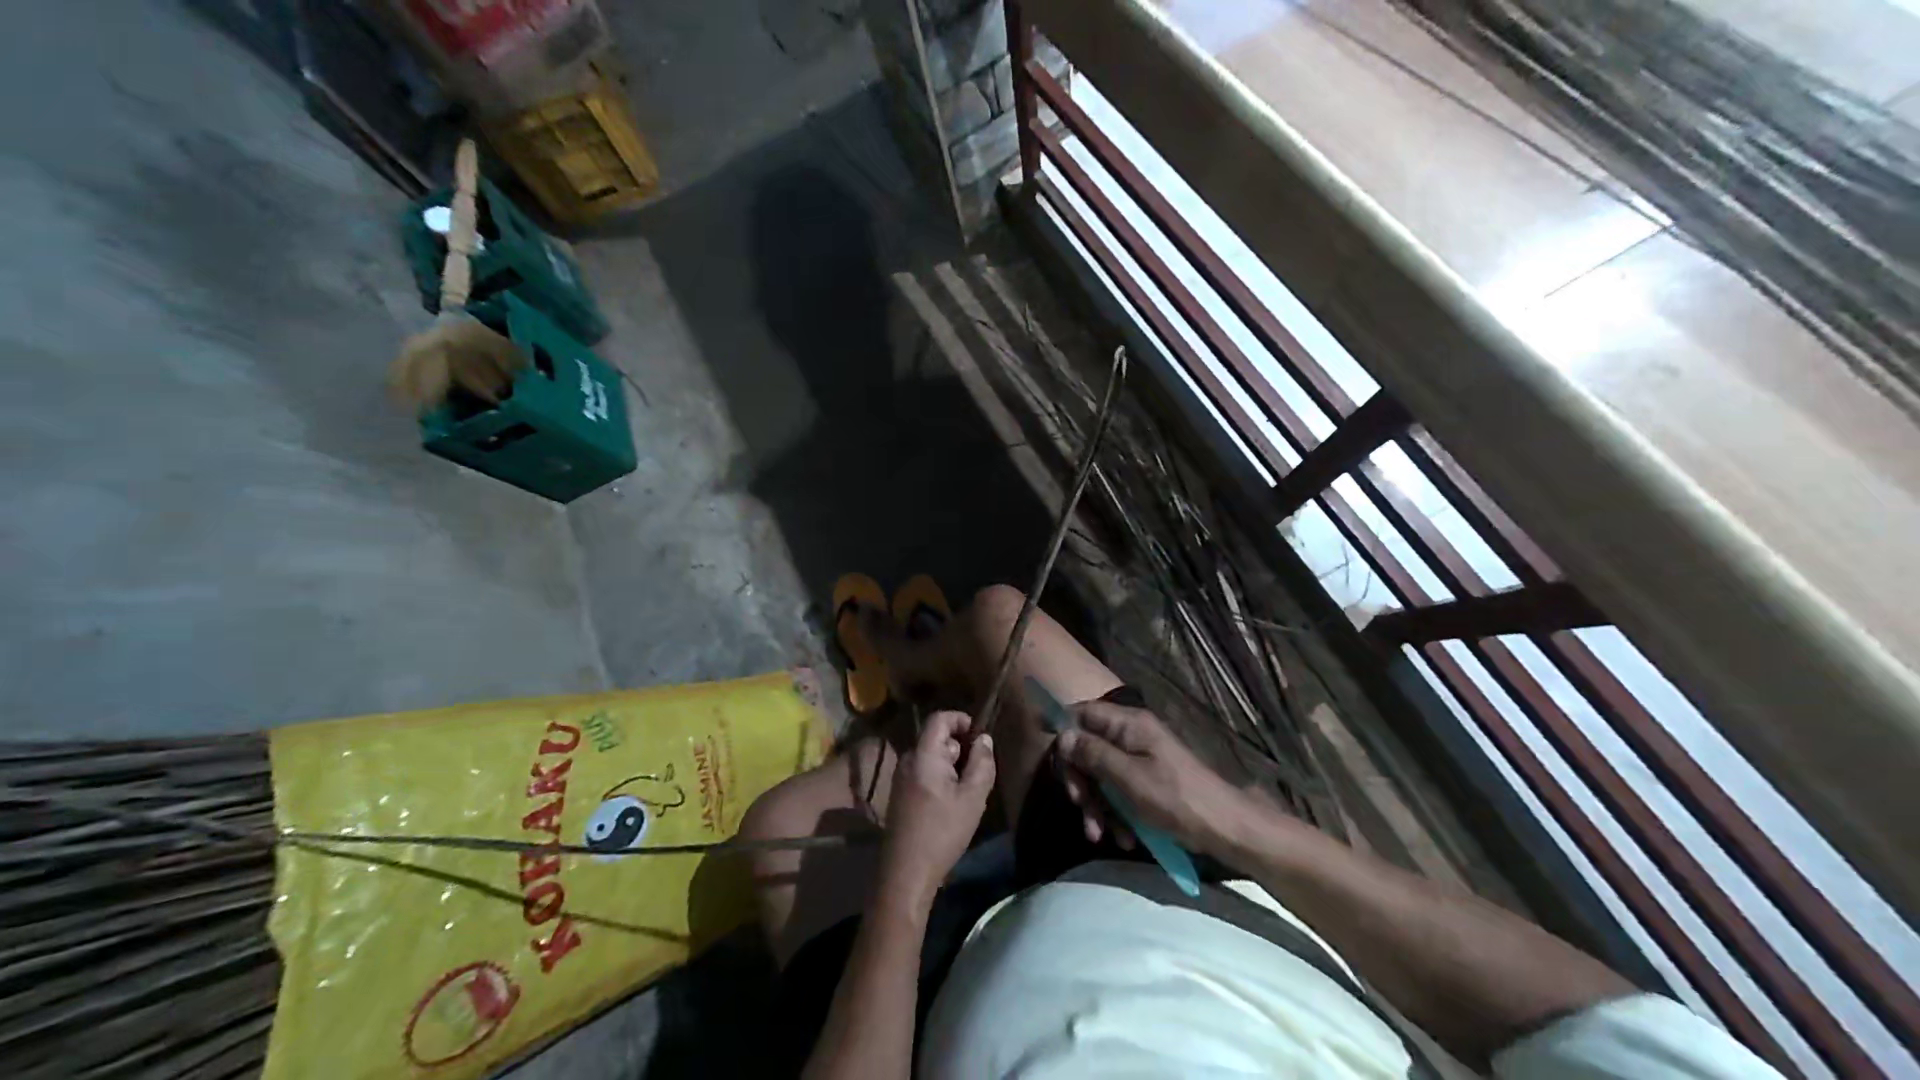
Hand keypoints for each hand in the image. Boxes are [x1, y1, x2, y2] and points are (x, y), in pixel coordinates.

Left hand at [878, 711, 995, 910]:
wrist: (906, 871)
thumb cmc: (942, 831)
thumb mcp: (972, 797)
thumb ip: (982, 763)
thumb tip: (984, 739)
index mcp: (923, 755)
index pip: (939, 718)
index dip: (961, 719)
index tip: (980, 736)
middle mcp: (907, 760)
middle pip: (936, 738)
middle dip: (960, 747)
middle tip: (980, 769)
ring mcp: (900, 777)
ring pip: (930, 757)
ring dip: (951, 764)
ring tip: (968, 788)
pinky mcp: (900, 794)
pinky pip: (923, 772)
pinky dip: (940, 776)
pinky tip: (951, 802)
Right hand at [1054, 702, 1263, 858]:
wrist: (1225, 829)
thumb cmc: (1176, 799)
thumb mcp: (1128, 778)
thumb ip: (1093, 754)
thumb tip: (1063, 735)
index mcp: (1128, 725)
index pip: (1083, 712)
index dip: (1062, 725)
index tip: (1044, 744)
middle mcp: (1132, 735)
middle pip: (1087, 748)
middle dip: (1081, 781)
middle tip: (1082, 808)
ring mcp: (1140, 759)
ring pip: (1100, 775)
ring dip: (1097, 805)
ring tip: (1101, 834)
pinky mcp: (1147, 783)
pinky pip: (1118, 792)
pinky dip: (1115, 814)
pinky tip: (1122, 837)